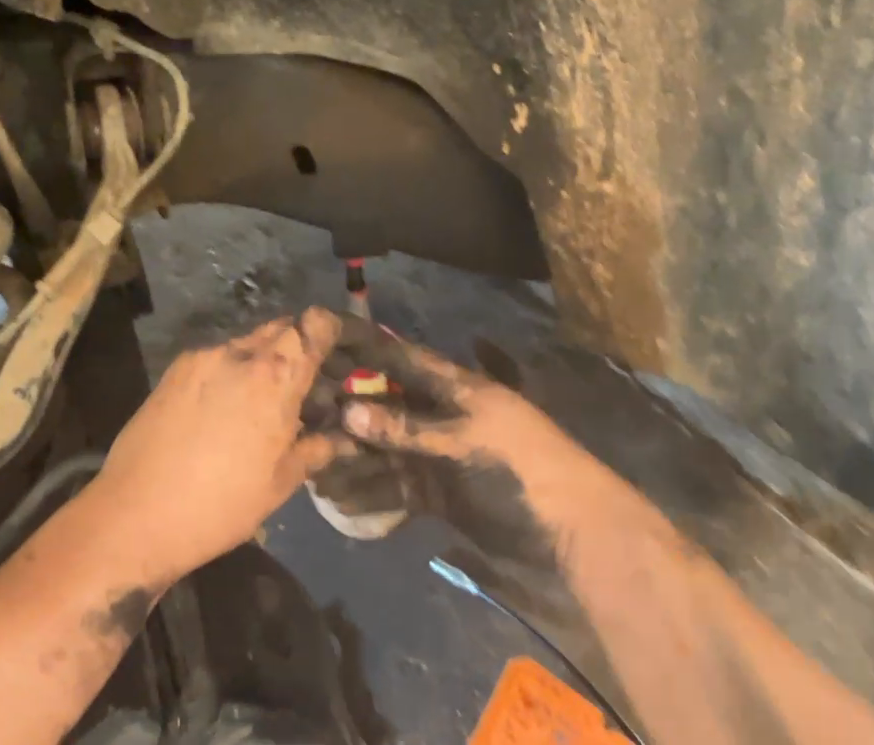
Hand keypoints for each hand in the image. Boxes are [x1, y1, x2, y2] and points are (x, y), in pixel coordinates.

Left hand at [90, 308, 343, 576]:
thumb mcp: (278, 485)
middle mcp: (238, 355)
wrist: (134, 514)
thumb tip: (341, 439)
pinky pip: (215, 360)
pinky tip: (227, 410)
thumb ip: (313, 450)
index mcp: (274, 379)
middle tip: (306, 384)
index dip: (330, 329)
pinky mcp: (174, 371)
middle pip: (280, 330)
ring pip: (246, 345)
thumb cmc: (219, 506)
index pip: (312, 326)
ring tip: (264, 403)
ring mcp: (201, 359)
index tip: (339, 347)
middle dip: (297, 349)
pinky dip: (231, 373)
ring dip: (262, 363)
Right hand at [338, 339, 594, 565]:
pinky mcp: (440, 494)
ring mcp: (441, 456)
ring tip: (313, 470)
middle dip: (348, 413)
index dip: (366, 349)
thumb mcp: (465, 439)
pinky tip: (340, 500)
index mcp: (459, 388)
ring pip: (386, 451)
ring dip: (354, 459)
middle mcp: (444, 416)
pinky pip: (398, 487)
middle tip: (302, 415)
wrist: (572, 535)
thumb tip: (348, 409)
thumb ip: (407, 426)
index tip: (324, 339)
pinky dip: (372, 493)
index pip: (404, 360)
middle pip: (387, 408)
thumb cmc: (521, 469)